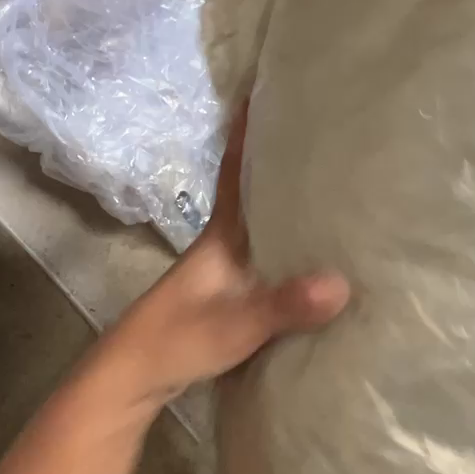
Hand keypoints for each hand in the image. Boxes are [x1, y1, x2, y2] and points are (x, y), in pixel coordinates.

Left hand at [94, 104, 350, 405]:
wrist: (131, 379)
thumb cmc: (173, 340)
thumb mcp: (231, 325)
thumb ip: (282, 306)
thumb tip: (342, 283)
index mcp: (221, 236)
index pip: (236, 172)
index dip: (250, 134)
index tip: (272, 94)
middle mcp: (225, 245)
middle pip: (259, 195)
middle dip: (289, 168)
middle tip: (336, 142)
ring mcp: (228, 272)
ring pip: (266, 228)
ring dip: (294, 210)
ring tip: (343, 192)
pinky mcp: (233, 299)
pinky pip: (271, 261)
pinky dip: (294, 252)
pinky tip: (322, 260)